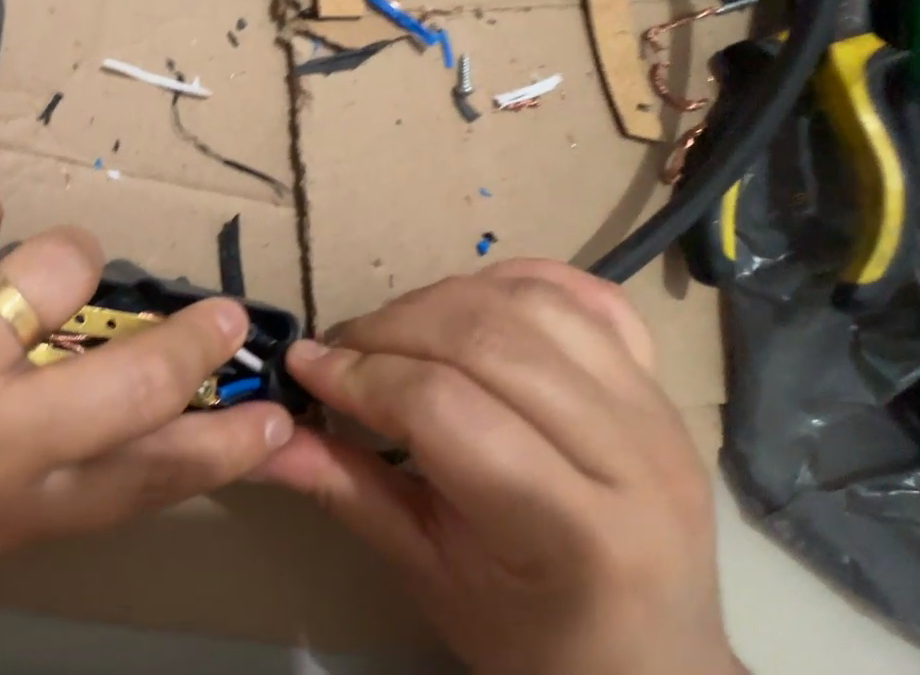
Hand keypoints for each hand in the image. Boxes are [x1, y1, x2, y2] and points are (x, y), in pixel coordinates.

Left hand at [0, 186, 294, 642]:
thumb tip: (63, 437)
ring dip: (61, 264)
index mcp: (4, 508)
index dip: (218, 449)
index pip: (143, 479)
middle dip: (191, 344)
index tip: (268, 422)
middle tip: (221, 315)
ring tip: (26, 272)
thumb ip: (11, 496)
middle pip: (131, 378)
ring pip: (55, 269)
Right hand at [258, 261, 740, 674]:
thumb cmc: (528, 632)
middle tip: (337, 355)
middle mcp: (631, 457)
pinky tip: (466, 308)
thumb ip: (344, 489)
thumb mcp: (423, 571)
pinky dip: (511, 282)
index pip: (444, 407)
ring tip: (394, 336)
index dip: (360, 376)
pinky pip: (584, 295)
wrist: (651, 657)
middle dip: (386, 331)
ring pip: (528, 303)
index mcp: (570, 530)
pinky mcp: (660, 381)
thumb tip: (259, 438)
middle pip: (485, 340)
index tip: (302, 369)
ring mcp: (657, 409)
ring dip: (437, 301)